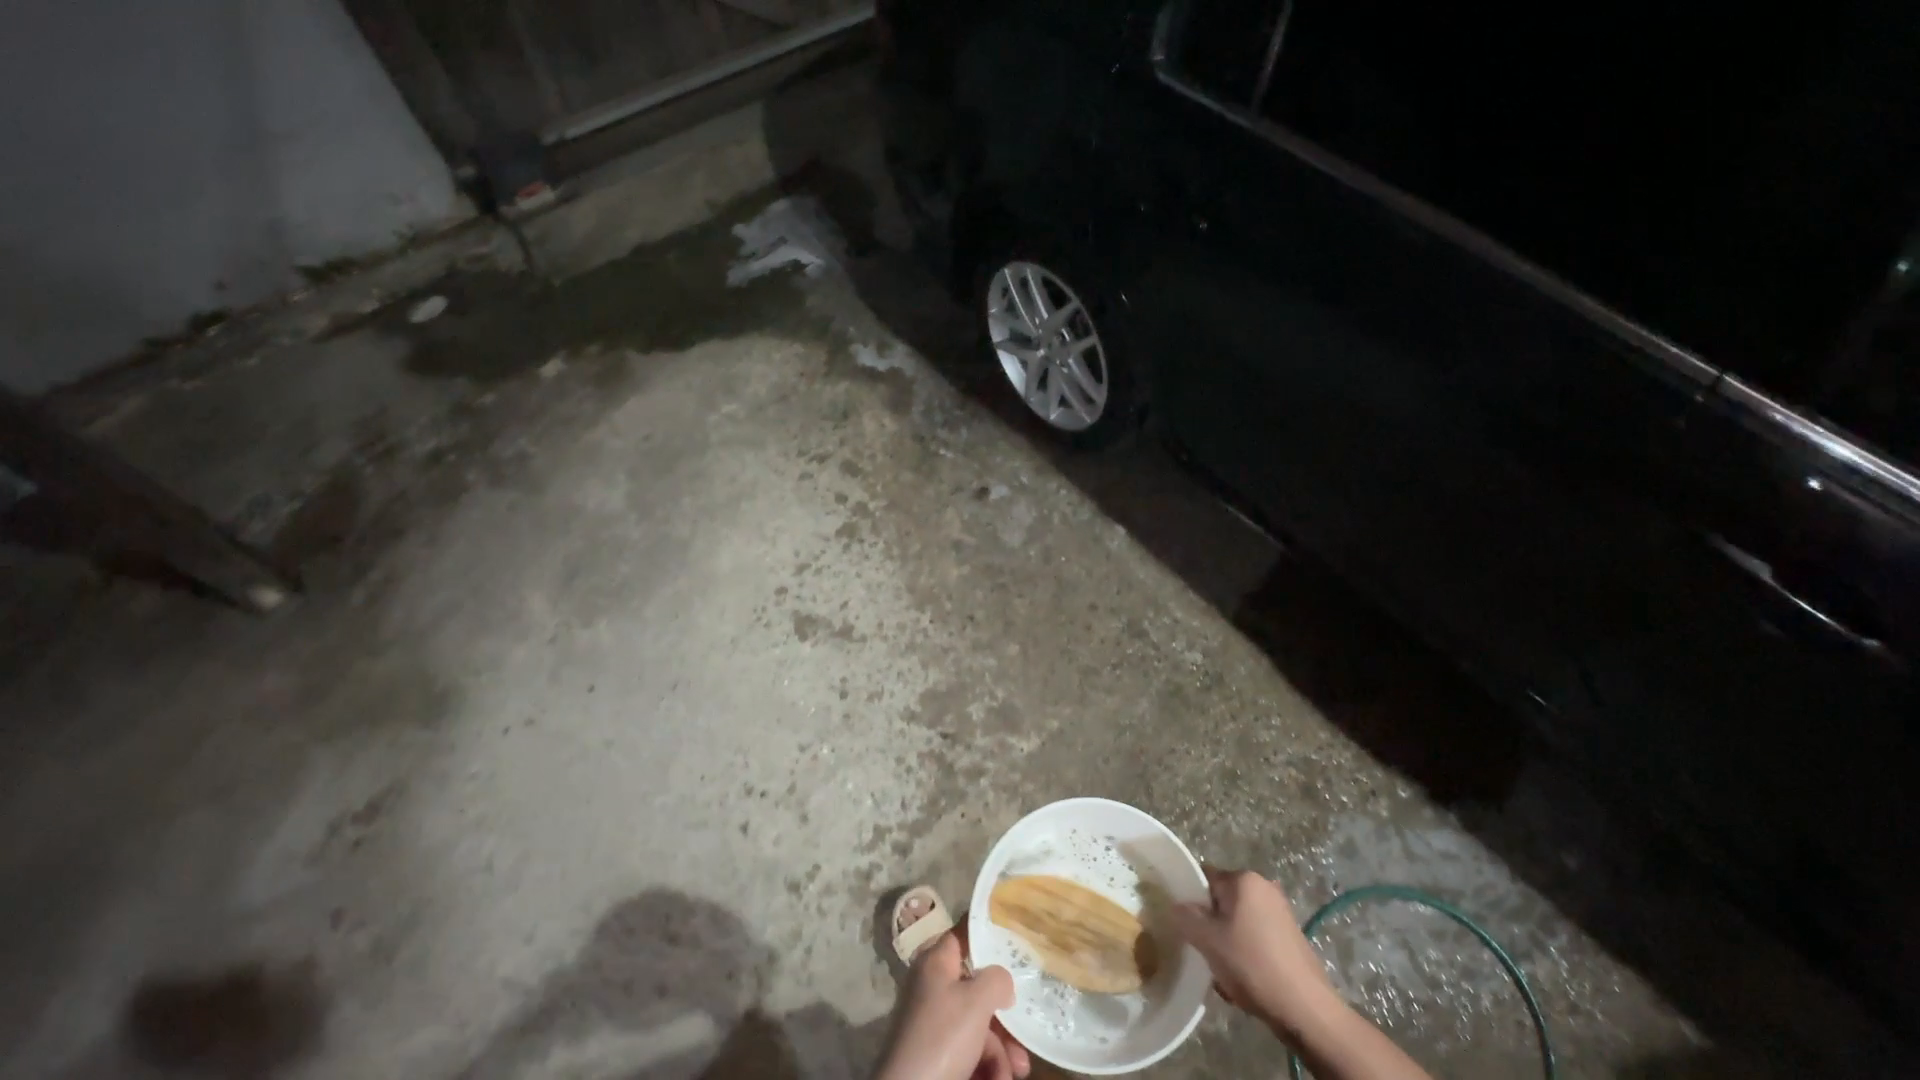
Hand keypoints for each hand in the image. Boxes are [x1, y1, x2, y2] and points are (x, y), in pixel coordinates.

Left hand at [873, 933, 1030, 1079]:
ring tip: (1016, 1072)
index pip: (962, 936)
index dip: (987, 937)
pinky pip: (970, 1052)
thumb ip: (996, 980)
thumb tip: (1001, 981)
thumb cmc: (942, 1037)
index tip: (1016, 945)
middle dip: (1005, 1019)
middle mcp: (933, 989)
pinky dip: (987, 1065)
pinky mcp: (937, 1055)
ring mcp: (934, 1024)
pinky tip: (998, 1079)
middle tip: (1025, 1036)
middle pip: (978, 990)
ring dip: (1002, 1051)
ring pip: (978, 1027)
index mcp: (935, 964)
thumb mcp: (975, 1001)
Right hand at [1170, 867, 1340, 1039]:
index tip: (1184, 926)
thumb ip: (1185, 916)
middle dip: (1209, 924)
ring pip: (1236, 921)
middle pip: (1221, 900)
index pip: (1204, 878)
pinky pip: (1254, 935)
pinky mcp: (1289, 935)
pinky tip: (1243, 977)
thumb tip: (1177, 905)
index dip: (1189, 900)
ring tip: (1223, 970)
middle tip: (1203, 950)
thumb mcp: (1207, 940)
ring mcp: (1280, 911)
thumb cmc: (1251, 964)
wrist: (1304, 1007)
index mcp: (1244, 879)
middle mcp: (1264, 887)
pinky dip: (1244, 951)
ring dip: (1225, 941)